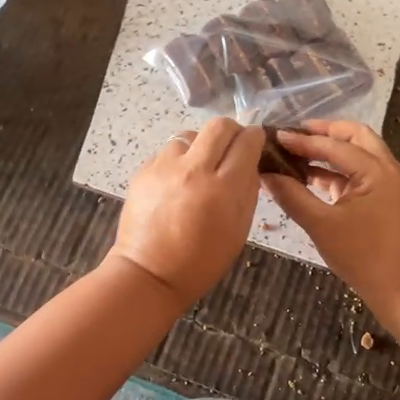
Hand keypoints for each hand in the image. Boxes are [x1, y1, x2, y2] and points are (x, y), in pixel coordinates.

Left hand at [111, 119, 264, 304]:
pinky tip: (177, 183)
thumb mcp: (239, 229)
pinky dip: (178, 161)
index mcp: (224, 187)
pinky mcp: (143, 170)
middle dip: (231, 132)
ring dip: (201, 147)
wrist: (150, 274)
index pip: (247, 141)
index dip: (255, 139)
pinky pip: (168, 152)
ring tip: (199, 169)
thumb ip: (248, 190)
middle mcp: (194, 169)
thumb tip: (250, 164)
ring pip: (190, 135)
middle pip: (219, 126)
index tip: (255, 144)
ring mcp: (165, 167)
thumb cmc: (202, 261)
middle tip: (231, 149)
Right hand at [262, 121, 399, 305]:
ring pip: (360, 151)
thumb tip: (266, 174)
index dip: (303, 140)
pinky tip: (311, 176)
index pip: (334, 145)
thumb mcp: (320, 224)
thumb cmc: (360, 255)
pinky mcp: (386, 195)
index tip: (276, 136)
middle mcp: (388, 168)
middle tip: (295, 135)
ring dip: (332, 148)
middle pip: (355, 135)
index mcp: (376, 170)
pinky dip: (338, 167)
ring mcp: (390, 181)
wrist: (397, 287)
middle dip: (324, 132)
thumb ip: (292, 195)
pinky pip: (361, 170)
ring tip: (299, 152)